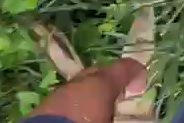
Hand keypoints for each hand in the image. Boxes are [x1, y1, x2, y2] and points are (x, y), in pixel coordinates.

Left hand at [29, 59, 146, 122]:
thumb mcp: (112, 119)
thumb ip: (124, 114)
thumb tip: (136, 115)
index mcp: (103, 81)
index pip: (126, 66)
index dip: (136, 72)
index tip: (140, 85)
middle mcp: (83, 80)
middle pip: (100, 72)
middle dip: (109, 81)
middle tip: (117, 95)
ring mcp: (61, 91)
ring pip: (79, 85)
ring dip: (88, 93)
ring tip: (94, 109)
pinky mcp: (43, 106)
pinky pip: (64, 98)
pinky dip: (72, 103)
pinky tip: (74, 116)